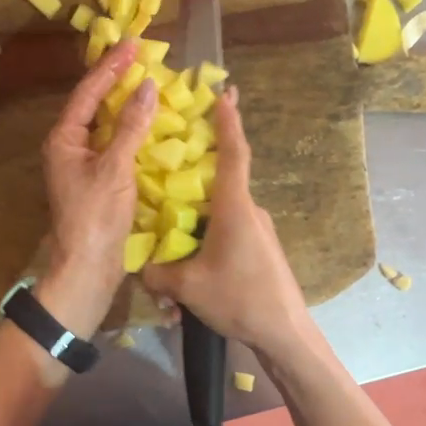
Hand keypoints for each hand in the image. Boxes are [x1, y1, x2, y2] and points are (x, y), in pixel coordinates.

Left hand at [38, 39, 156, 336]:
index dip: (111, 67)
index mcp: (64, 140)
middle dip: (118, 81)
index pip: (88, 92)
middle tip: (144, 57)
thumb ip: (130, 126)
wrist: (89, 267)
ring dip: (127, 104)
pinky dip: (133, 130)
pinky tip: (153, 123)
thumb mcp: (114, 168)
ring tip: (152, 83)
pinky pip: (115, 144)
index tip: (133, 44)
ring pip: (105, 124)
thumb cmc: (96, 217)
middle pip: (94, 105)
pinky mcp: (98, 181)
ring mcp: (83, 165)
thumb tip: (147, 87)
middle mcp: (69, 148)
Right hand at [141, 88, 312, 358]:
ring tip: (171, 265)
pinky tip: (190, 286)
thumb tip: (141, 267)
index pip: (232, 154)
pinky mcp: (260, 253)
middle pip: (217, 187)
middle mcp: (250, 212)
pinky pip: (226, 240)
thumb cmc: (239, 298)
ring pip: (218, 221)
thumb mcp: (186, 288)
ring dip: (194, 234)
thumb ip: (156, 272)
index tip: (224, 92)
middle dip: (192, 184)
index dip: (227, 122)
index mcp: (235, 208)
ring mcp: (258, 233)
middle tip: (167, 177)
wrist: (285, 333)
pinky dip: (206, 251)